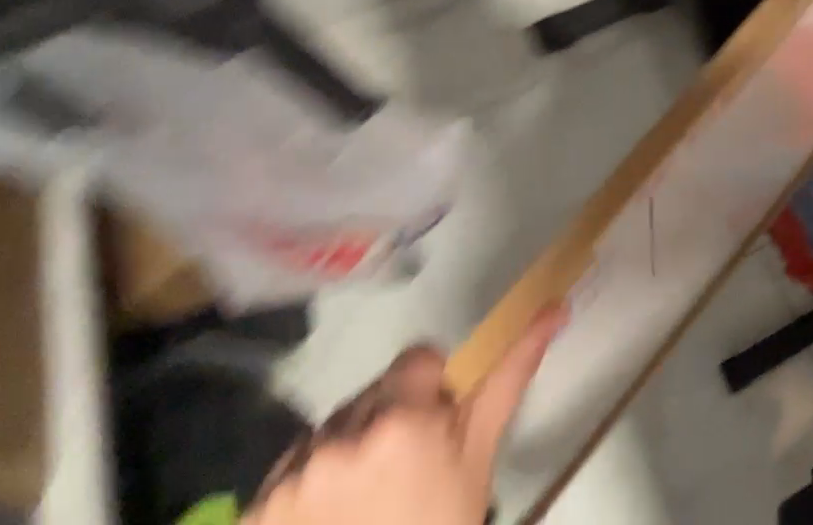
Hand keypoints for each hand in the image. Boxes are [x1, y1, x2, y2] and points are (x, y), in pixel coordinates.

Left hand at [245, 307, 566, 524]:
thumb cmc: (445, 524)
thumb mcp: (481, 455)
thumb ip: (511, 375)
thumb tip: (555, 308)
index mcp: (401, 420)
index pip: (417, 359)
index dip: (433, 388)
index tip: (439, 426)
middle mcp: (339, 436)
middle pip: (373, 392)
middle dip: (392, 416)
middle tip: (409, 468)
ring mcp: (291, 475)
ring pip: (332, 427)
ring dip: (350, 446)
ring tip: (367, 498)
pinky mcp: (257, 509)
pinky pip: (292, 467)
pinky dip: (312, 482)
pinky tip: (333, 516)